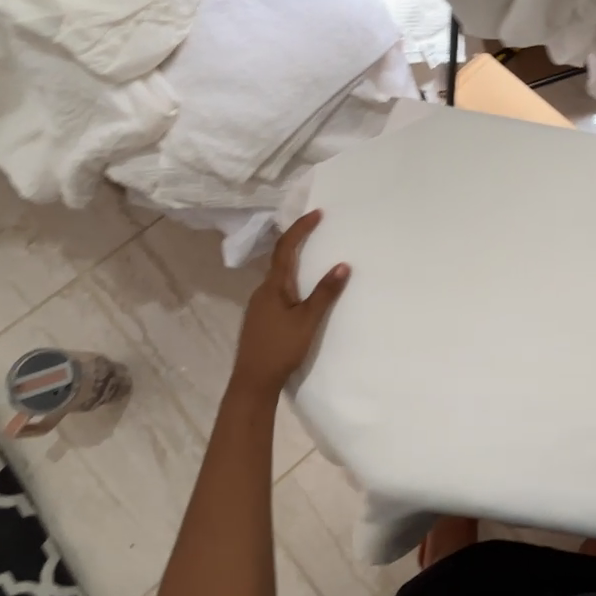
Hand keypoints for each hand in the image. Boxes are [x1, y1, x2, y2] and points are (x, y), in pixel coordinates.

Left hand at [230, 211, 348, 397]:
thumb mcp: (308, 320)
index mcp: (274, 286)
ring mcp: (259, 305)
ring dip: (297, 264)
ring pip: (280, 277)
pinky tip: (304, 294)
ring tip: (317, 260)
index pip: (286, 248)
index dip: (300, 228)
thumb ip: (325, 293)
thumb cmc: (280, 348)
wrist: (252, 381)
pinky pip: (279, 291)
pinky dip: (293, 282)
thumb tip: (342, 265)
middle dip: (299, 242)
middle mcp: (263, 290)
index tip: (316, 214)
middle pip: (281, 259)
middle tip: (319, 231)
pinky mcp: (261, 318)